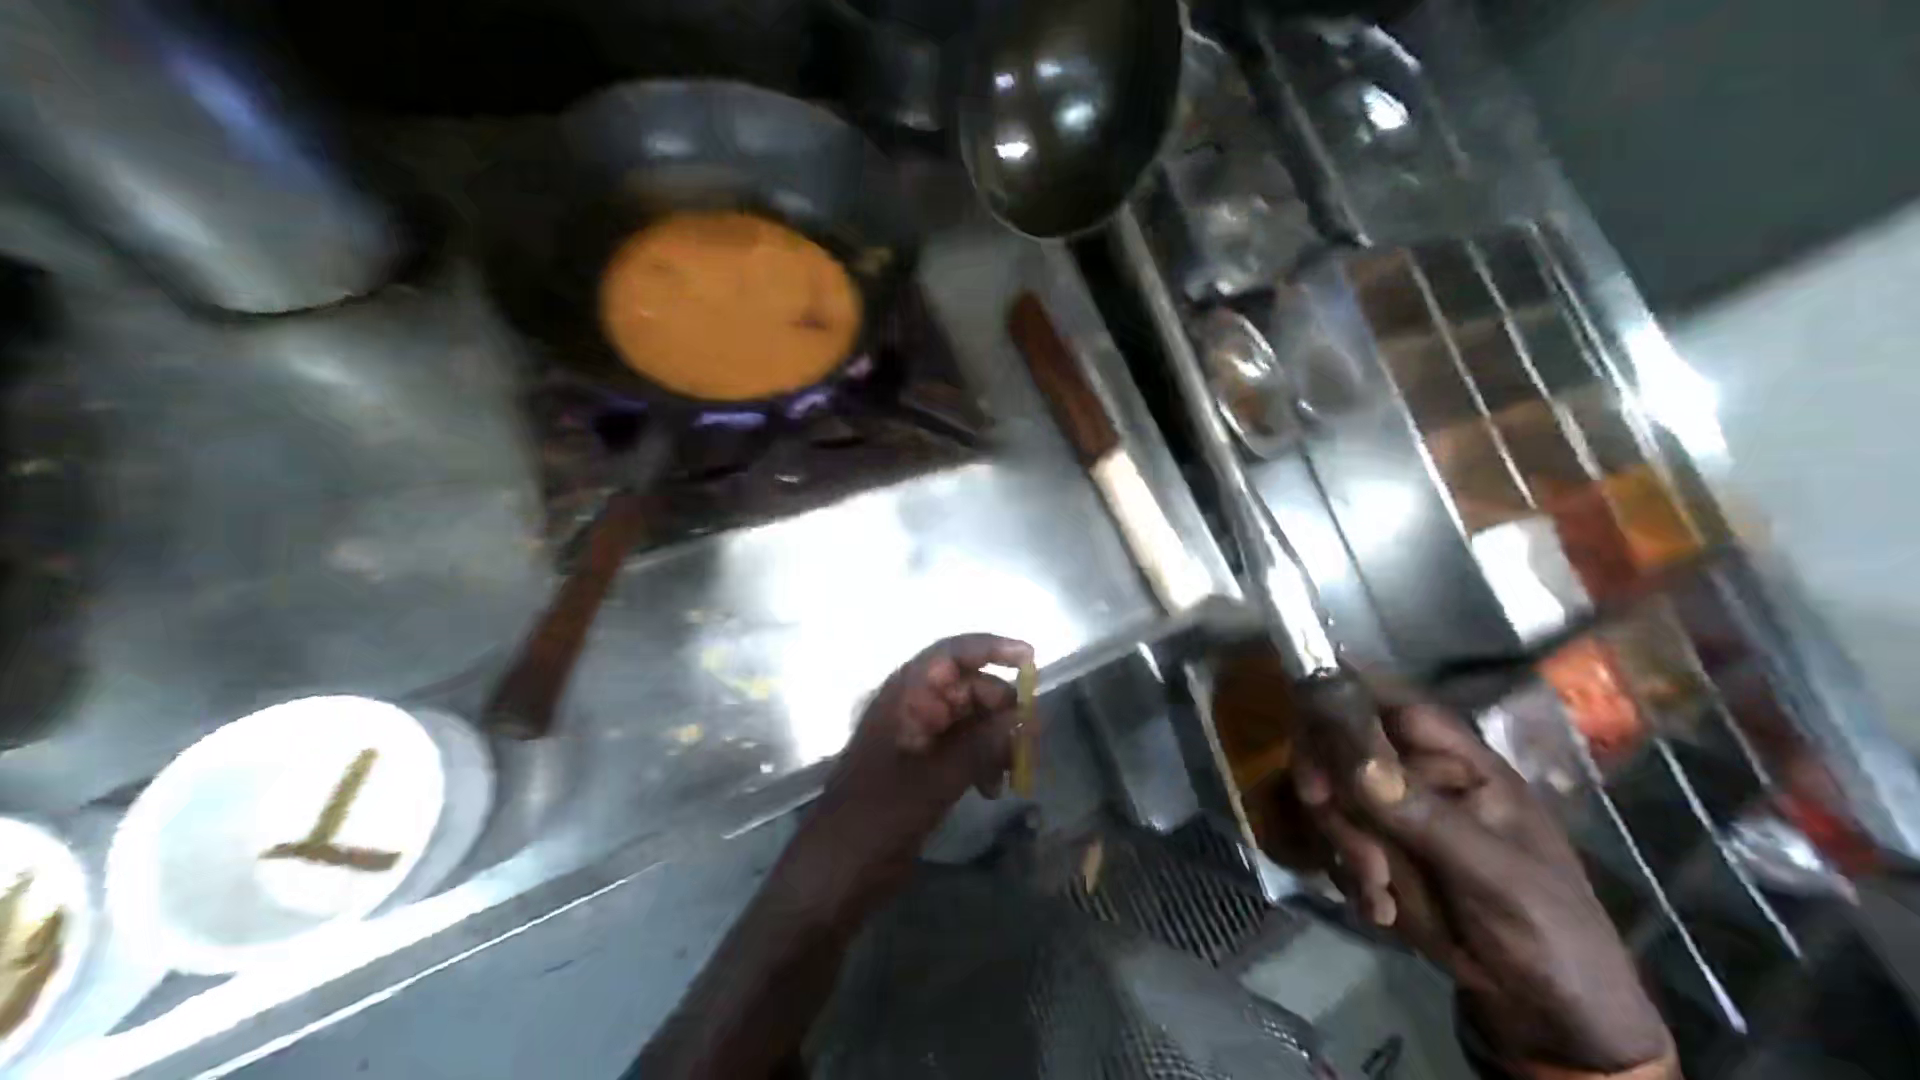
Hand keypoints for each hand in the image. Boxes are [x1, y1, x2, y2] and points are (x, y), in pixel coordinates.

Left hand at [788, 633, 1032, 908]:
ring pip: (971, 719)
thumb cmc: (876, 819)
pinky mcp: (924, 766)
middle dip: (1003, 709)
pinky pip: (965, 747)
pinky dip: (984, 760)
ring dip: (997, 739)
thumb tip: (1027, 717)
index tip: (1031, 658)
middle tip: (1032, 742)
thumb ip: (982, 745)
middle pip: (970, 688)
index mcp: (904, 697)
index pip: (951, 654)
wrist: (834, 875)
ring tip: (1014, 774)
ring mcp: (918, 737)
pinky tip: (992, 789)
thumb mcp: (933, 780)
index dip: (991, 648)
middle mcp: (912, 708)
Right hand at [1295, 702, 1673, 1073]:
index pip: (1384, 706)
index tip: (1316, 766)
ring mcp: (1390, 809)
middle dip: (1339, 807)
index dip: (1339, 718)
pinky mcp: (1372, 844)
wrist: (1549, 1010)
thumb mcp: (1497, 876)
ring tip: (1384, 898)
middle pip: (1337, 750)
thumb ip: (1427, 818)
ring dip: (1344, 850)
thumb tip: (1357, 762)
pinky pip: (1329, 840)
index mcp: (1458, 760)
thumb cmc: (1550, 931)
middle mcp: (1414, 772)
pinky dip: (1346, 878)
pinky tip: (1382, 911)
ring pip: (1327, 798)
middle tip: (1364, 860)